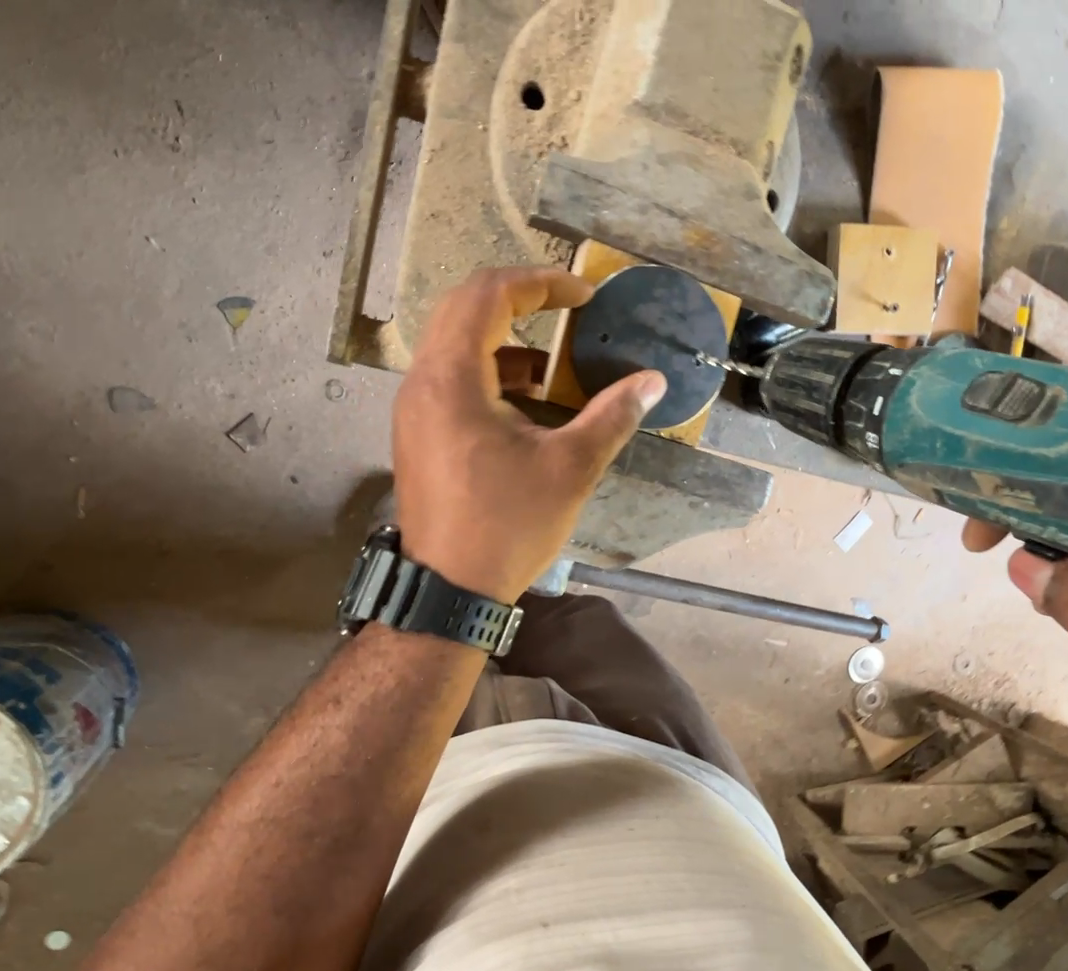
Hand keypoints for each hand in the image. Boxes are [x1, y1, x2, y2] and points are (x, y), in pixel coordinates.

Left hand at [392, 267, 666, 601]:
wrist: (448, 591)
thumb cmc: (507, 526)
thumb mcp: (570, 468)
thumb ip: (612, 416)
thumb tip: (653, 382)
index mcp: (453, 378)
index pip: (489, 295)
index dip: (541, 283)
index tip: (585, 295)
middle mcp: (422, 382)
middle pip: (464, 309)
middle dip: (520, 301)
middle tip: (567, 309)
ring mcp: (414, 410)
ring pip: (456, 346)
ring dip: (507, 343)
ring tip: (557, 368)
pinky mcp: (417, 434)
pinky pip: (452, 380)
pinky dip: (492, 376)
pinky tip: (529, 406)